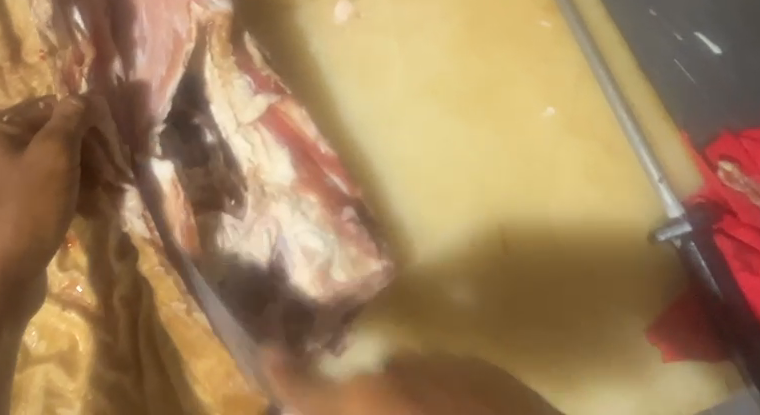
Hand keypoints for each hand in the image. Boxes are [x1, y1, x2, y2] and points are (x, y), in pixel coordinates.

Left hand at [0, 94, 91, 320]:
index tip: (109, 146)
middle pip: (43, 138)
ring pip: (41, 168)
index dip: (82, 124)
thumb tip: (83, 97)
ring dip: (75, 178)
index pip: (46, 108)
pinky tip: (84, 213)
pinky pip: (31, 193)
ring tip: (102, 197)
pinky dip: (57, 198)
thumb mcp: (55, 155)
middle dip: (81, 155)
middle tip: (110, 175)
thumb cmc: (24, 212)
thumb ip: (72, 117)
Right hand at [264, 350, 563, 414]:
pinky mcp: (490, 372)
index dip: (284, 374)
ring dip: (412, 406)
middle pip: (367, 389)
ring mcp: (447, 365)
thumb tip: (336, 394)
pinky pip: (452, 382)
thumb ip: (344, 402)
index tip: (269, 350)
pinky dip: (450, 403)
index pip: (306, 388)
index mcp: (367, 403)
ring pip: (412, 383)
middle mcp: (399, 371)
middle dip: (369, 411)